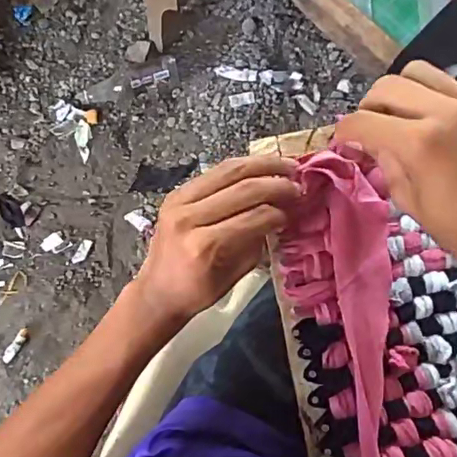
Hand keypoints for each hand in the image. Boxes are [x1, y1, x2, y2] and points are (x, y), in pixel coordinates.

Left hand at [130, 154, 299, 323]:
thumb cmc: (198, 291)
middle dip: (276, 184)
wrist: (157, 291)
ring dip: (262, 165)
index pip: (253, 217)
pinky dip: (241, 167)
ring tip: (286, 165)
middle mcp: (189, 217)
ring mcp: (179, 201)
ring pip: (228, 171)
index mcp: (204, 245)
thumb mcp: (236, 272)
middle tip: (299, 183)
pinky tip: (260, 167)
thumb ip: (257, 241)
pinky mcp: (176, 193)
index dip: (280, 211)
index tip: (298, 208)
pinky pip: (214, 172)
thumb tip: (282, 214)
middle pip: (242, 188)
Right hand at [333, 62, 456, 301]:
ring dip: (401, 93)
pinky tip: (438, 128)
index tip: (344, 142)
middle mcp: (447, 112)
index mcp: (421, 143)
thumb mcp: (413, 204)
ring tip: (403, 120)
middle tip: (372, 130)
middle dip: (369, 106)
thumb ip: (387, 165)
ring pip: (420, 73)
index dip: (344, 132)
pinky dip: (433, 100)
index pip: (364, 121)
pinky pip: (452, 87)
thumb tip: (371, 144)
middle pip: (388, 86)